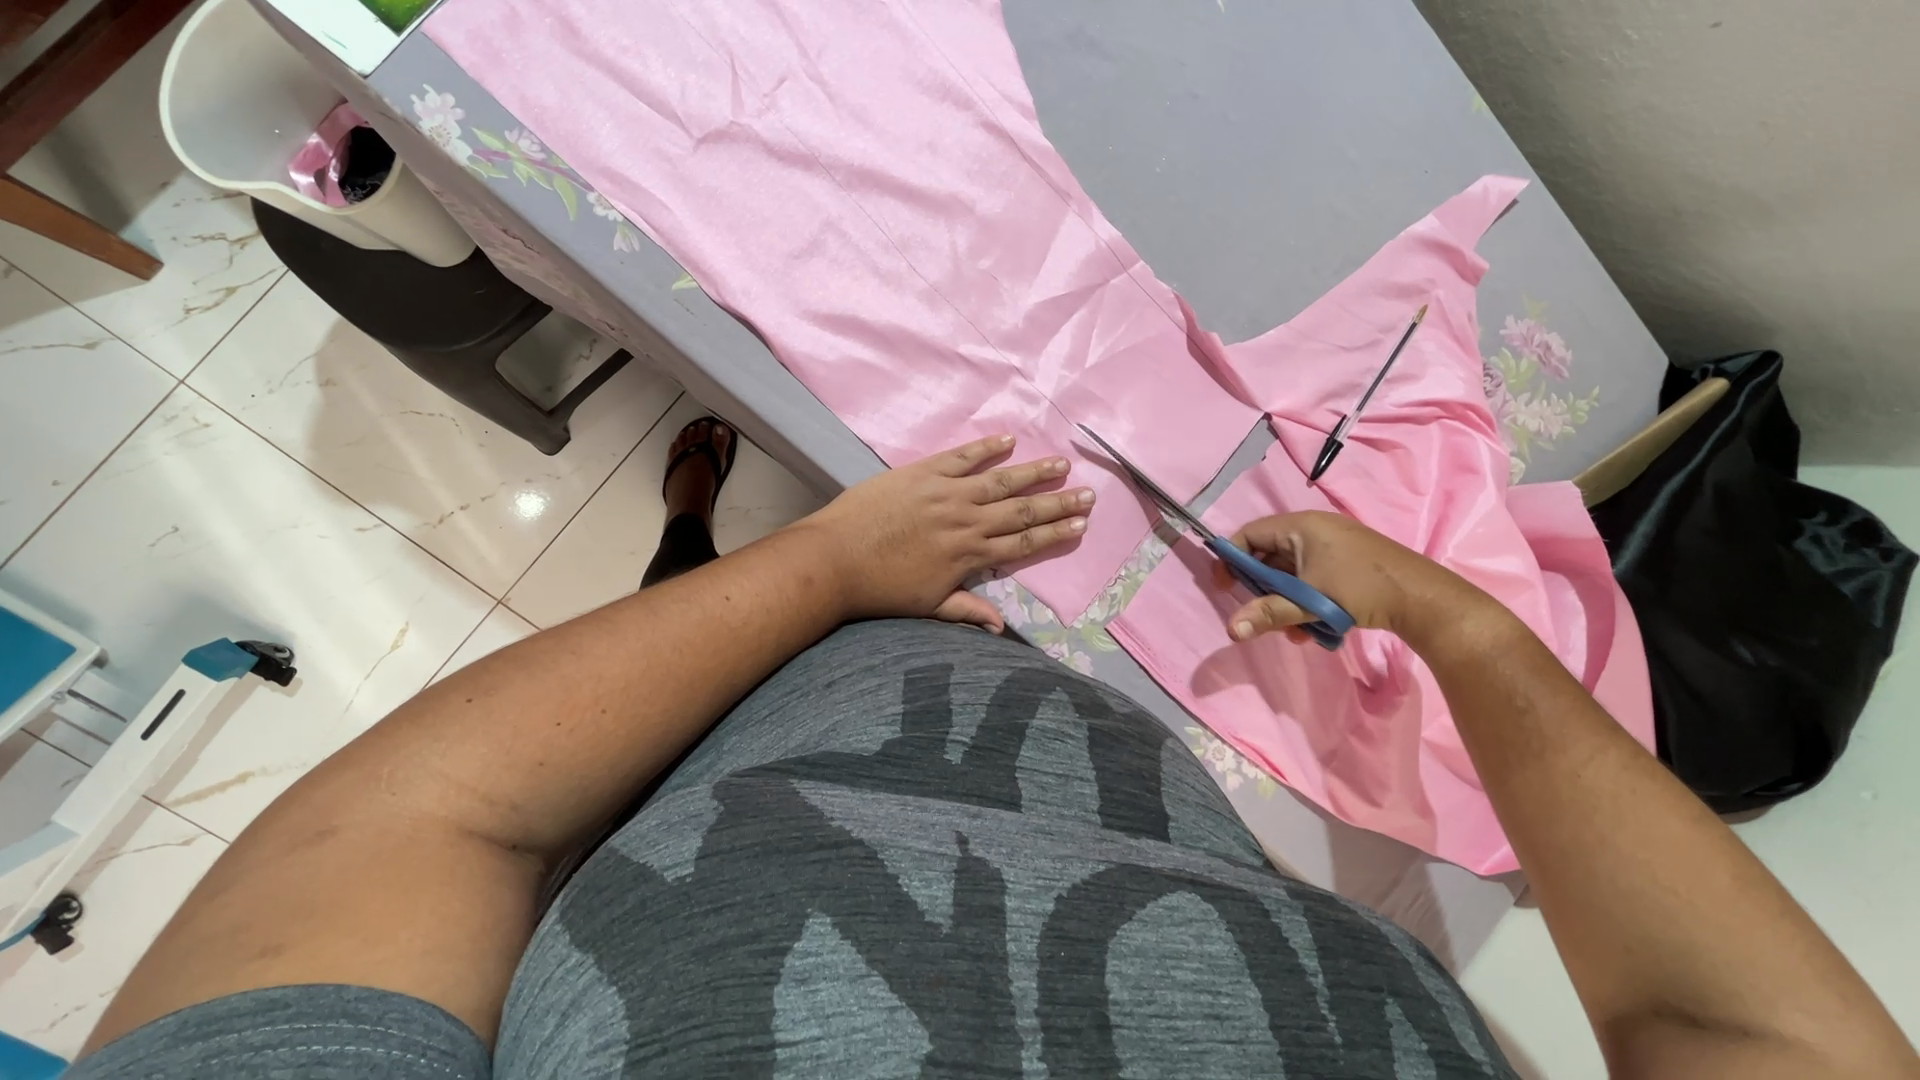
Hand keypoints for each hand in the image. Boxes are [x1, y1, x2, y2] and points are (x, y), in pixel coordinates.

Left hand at [800, 434, 1093, 630]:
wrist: (835, 559)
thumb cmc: (880, 589)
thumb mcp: (928, 606)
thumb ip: (966, 610)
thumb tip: (1002, 627)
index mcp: (970, 555)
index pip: (1023, 544)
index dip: (1055, 534)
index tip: (1081, 525)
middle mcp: (967, 521)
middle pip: (1022, 511)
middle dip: (1058, 502)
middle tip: (1088, 493)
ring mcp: (947, 493)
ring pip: (1000, 480)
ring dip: (1033, 472)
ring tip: (1061, 464)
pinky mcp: (923, 472)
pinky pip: (962, 456)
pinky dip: (986, 448)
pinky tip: (1008, 440)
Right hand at [1219, 511, 1497, 647]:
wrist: (1422, 599)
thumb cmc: (1360, 589)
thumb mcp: (1309, 602)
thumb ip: (1267, 613)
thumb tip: (1231, 630)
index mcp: (1301, 526)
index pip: (1250, 534)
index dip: (1231, 560)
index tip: (1224, 588)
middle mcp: (1315, 529)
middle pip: (1270, 555)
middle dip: (1263, 589)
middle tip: (1259, 614)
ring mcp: (1333, 545)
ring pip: (1292, 572)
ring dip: (1286, 602)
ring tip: (1293, 630)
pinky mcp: (1347, 563)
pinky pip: (1312, 578)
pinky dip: (1306, 601)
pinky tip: (1315, 628)